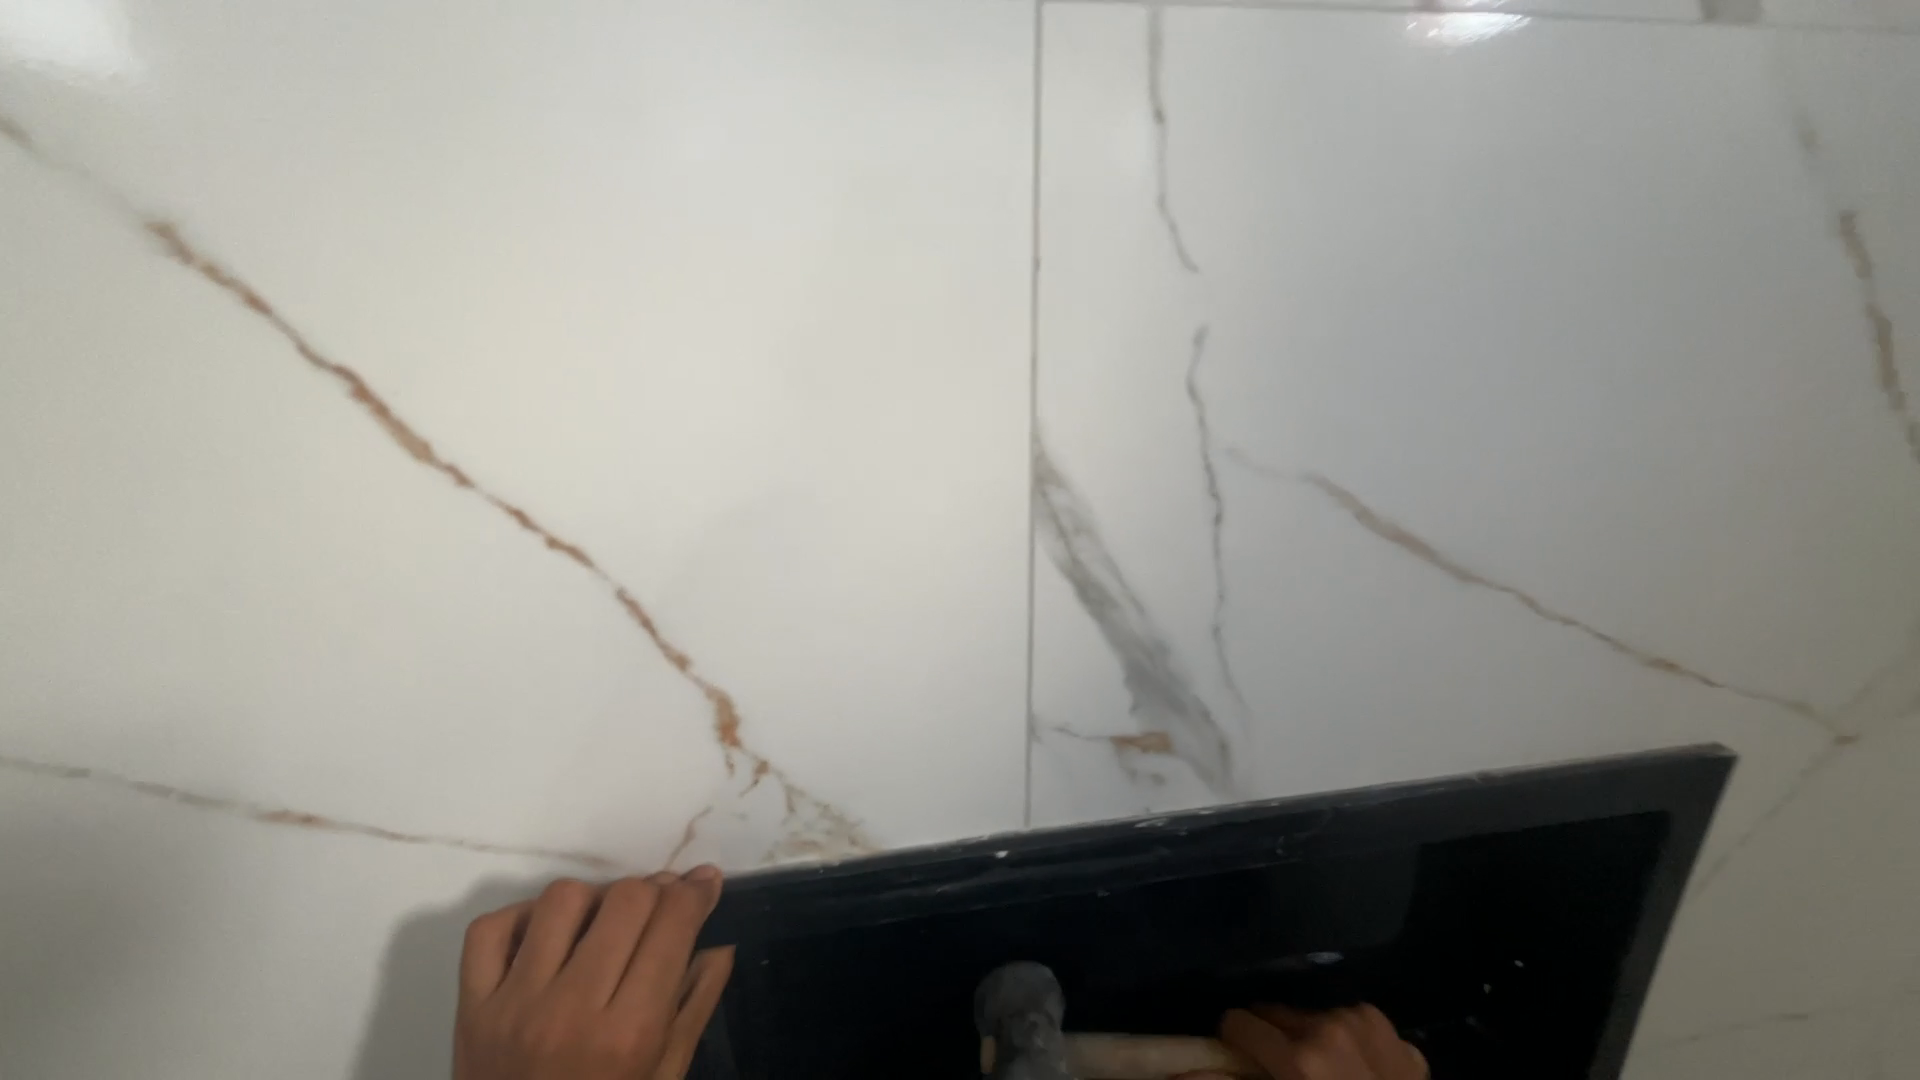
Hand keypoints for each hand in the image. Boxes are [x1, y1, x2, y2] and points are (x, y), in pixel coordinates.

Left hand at [454, 868, 734, 1079]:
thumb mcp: (666, 1074)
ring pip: (563, 897)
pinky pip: (490, 928)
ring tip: (601, 926)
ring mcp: (513, 1005)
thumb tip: (721, 939)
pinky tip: (548, 938)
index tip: (704, 885)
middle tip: (659, 910)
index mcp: (630, 1031)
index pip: (673, 919)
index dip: (697, 890)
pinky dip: (522, 918)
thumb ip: (697, 1003)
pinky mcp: (470, 1007)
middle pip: (626, 897)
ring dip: (594, 900)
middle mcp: (572, 1009)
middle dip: (655, 892)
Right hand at [1204, 1004, 1427, 1079]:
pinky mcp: (1398, 1034)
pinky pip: (1353, 1025)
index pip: (1237, 1022)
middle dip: (1270, 1042)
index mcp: (1301, 1058)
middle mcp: (1332, 1027)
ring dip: (1307, 1040)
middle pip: (1273, 1014)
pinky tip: (1359, 1077)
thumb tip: (1178, 1073)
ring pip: (1311, 1017)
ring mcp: (1369, 1026)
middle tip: (1280, 1078)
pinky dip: (1348, 1045)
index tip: (1240, 1067)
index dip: (1233, 1047)